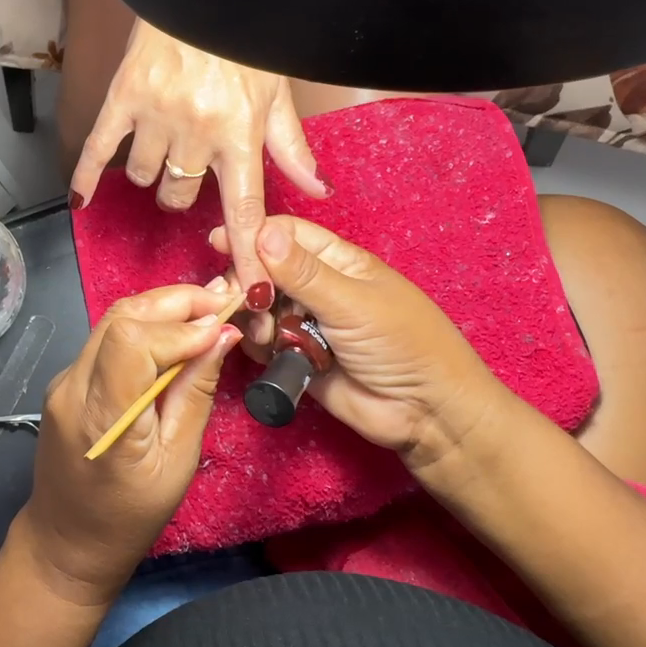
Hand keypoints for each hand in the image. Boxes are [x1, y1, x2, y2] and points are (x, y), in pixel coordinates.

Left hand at [23, 283, 240, 603]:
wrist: (66, 540)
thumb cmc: (129, 517)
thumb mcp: (177, 462)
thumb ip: (195, 393)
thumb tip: (222, 336)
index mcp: (101, 417)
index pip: (131, 341)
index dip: (179, 326)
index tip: (221, 327)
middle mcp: (72, 387)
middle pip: (120, 318)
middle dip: (174, 301)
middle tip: (221, 302)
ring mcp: (63, 380)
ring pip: (110, 321)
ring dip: (159, 308)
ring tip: (205, 313)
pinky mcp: (66, 380)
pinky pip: (105, 339)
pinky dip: (143, 326)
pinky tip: (174, 334)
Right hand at [72, 20, 325, 309]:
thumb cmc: (244, 43)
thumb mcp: (276, 95)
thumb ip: (292, 149)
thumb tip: (317, 193)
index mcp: (241, 135)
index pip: (245, 210)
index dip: (247, 256)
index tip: (248, 293)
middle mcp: (198, 133)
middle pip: (181, 196)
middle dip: (185, 194)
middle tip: (191, 169)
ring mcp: (155, 117)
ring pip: (144, 176)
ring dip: (152, 173)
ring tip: (160, 147)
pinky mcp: (122, 100)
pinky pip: (100, 149)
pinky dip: (88, 176)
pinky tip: (82, 199)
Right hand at [216, 217, 502, 466]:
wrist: (426, 415)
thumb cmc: (404, 345)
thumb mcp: (353, 303)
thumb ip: (303, 272)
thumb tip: (262, 231)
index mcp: (337, 260)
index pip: (285, 233)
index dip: (252, 235)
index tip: (219, 243)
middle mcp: (316, 286)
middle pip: (262, 269)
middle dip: (248, 281)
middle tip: (243, 298)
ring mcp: (304, 321)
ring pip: (257, 306)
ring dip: (252, 315)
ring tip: (265, 333)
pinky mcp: (294, 355)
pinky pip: (260, 340)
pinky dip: (254, 343)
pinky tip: (264, 350)